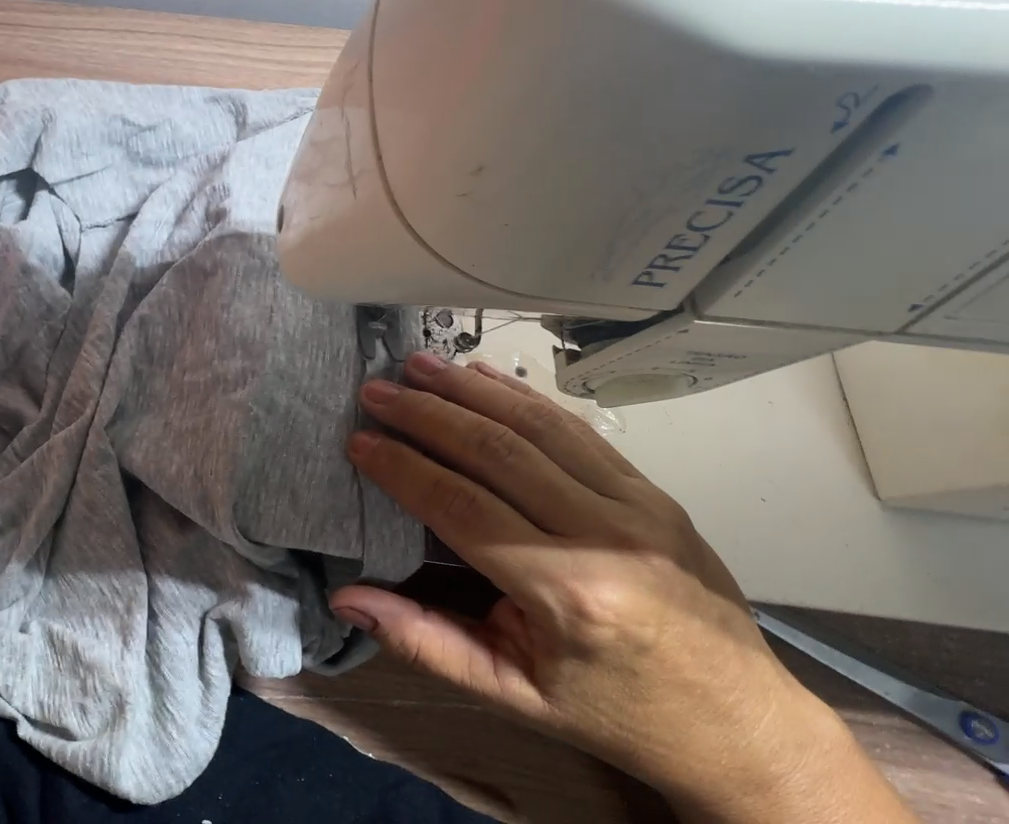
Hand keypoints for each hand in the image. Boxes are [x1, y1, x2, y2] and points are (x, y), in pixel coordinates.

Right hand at [331, 353, 916, 823]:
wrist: (742, 723)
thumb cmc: (613, 713)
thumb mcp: (512, 696)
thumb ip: (425, 642)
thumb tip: (345, 599)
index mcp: (568, 593)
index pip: (463, 507)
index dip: (404, 469)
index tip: (358, 440)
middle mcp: (607, 536)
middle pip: (498, 452)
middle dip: (427, 414)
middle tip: (374, 389)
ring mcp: (639, 506)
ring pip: (539, 427)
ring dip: (471, 390)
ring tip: (417, 363)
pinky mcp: (654, 492)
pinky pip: (578, 430)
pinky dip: (523, 397)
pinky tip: (482, 376)